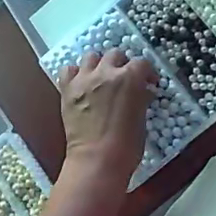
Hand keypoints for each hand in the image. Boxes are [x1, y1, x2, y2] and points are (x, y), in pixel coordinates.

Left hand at [58, 49, 156, 181]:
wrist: (97, 160)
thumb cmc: (127, 145)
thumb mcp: (142, 118)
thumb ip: (141, 98)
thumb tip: (143, 91)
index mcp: (129, 78)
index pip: (142, 63)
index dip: (147, 72)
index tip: (149, 82)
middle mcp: (105, 72)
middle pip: (115, 55)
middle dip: (122, 64)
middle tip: (124, 79)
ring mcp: (83, 79)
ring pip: (91, 57)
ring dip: (98, 64)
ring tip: (101, 77)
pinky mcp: (67, 90)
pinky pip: (68, 70)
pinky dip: (75, 74)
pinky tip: (81, 84)